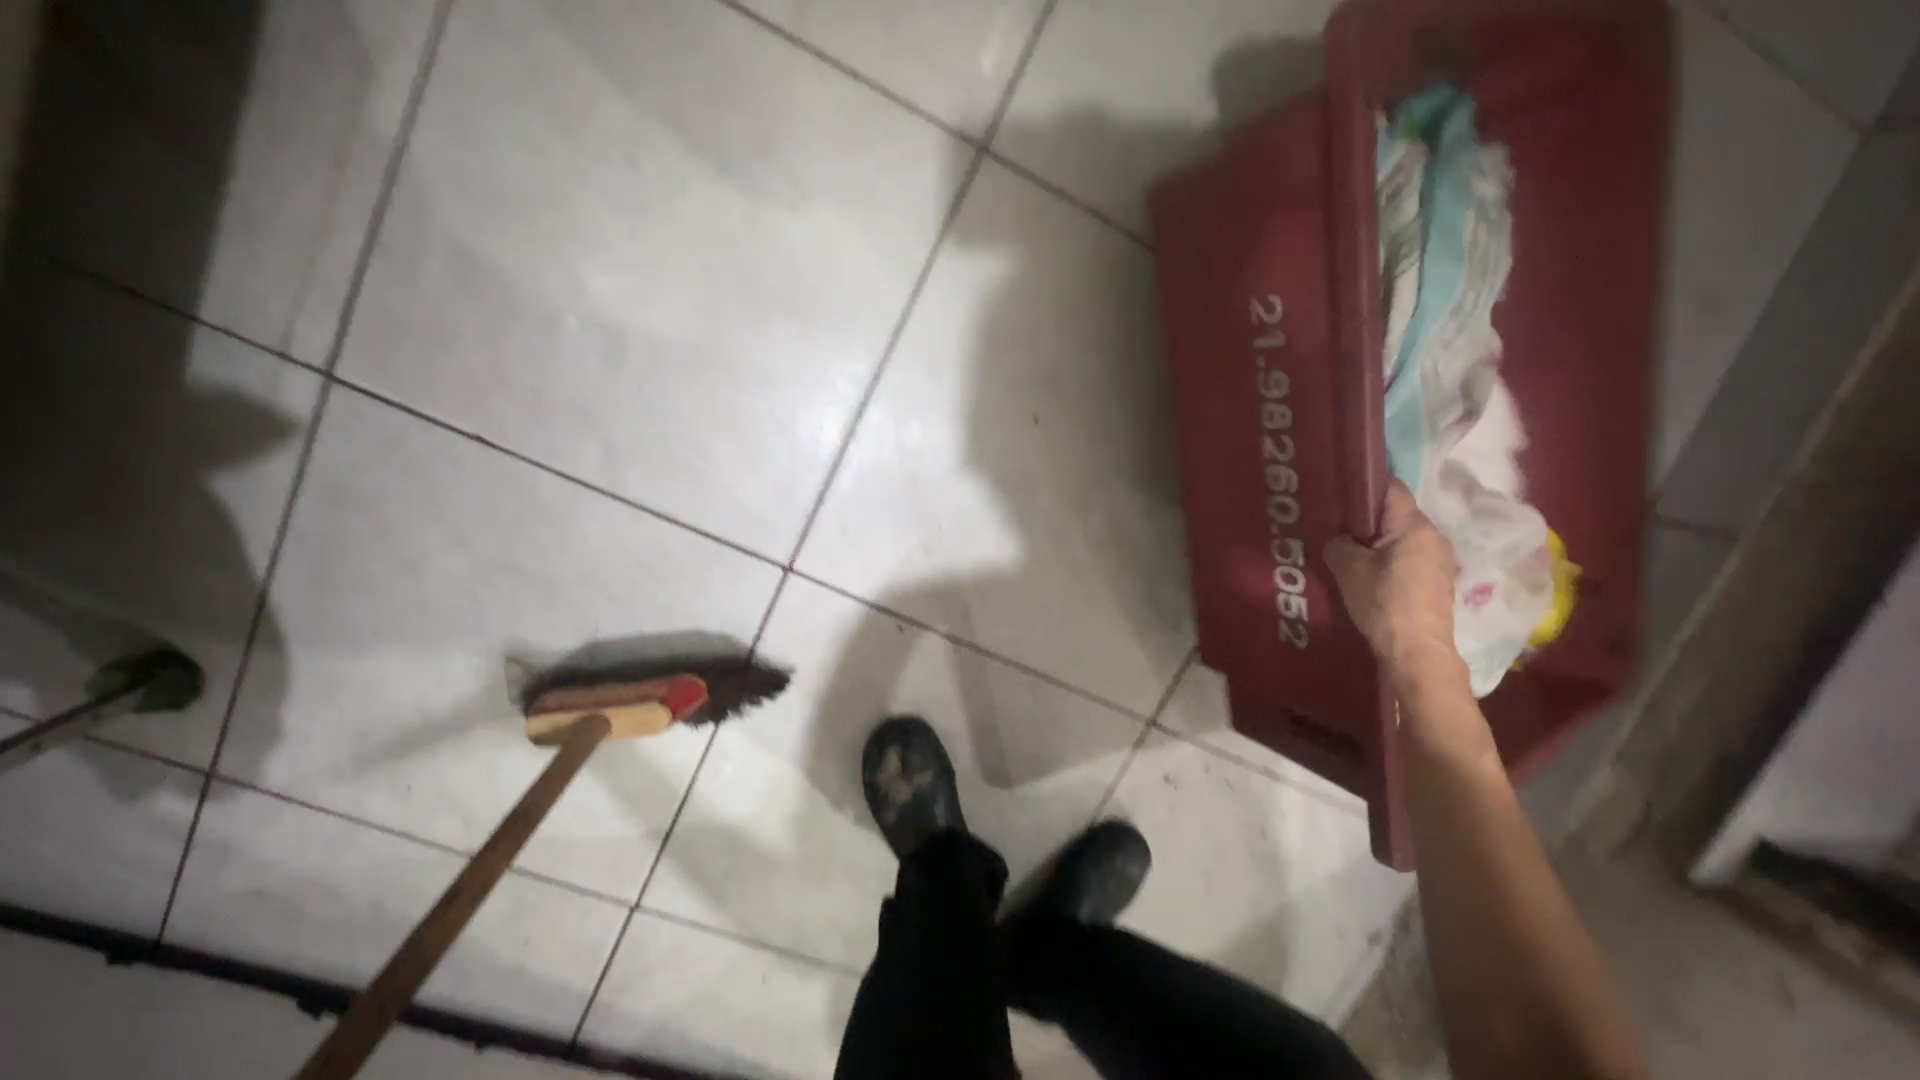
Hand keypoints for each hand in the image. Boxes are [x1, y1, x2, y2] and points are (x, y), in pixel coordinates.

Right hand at [1325, 480, 1463, 682]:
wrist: (1416, 652)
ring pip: (1401, 539)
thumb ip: (1338, 544)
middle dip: (1366, 519)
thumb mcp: (1349, 569)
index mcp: (1415, 525)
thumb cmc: (1384, 603)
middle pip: (1395, 515)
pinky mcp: (1437, 584)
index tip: (1338, 490)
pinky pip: (1408, 560)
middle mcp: (1434, 537)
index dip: (1363, 485)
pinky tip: (1367, 576)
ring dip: (1376, 543)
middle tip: (1334, 525)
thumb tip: (1338, 540)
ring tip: (1347, 553)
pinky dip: (1387, 562)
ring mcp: (1440, 561)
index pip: (1391, 488)